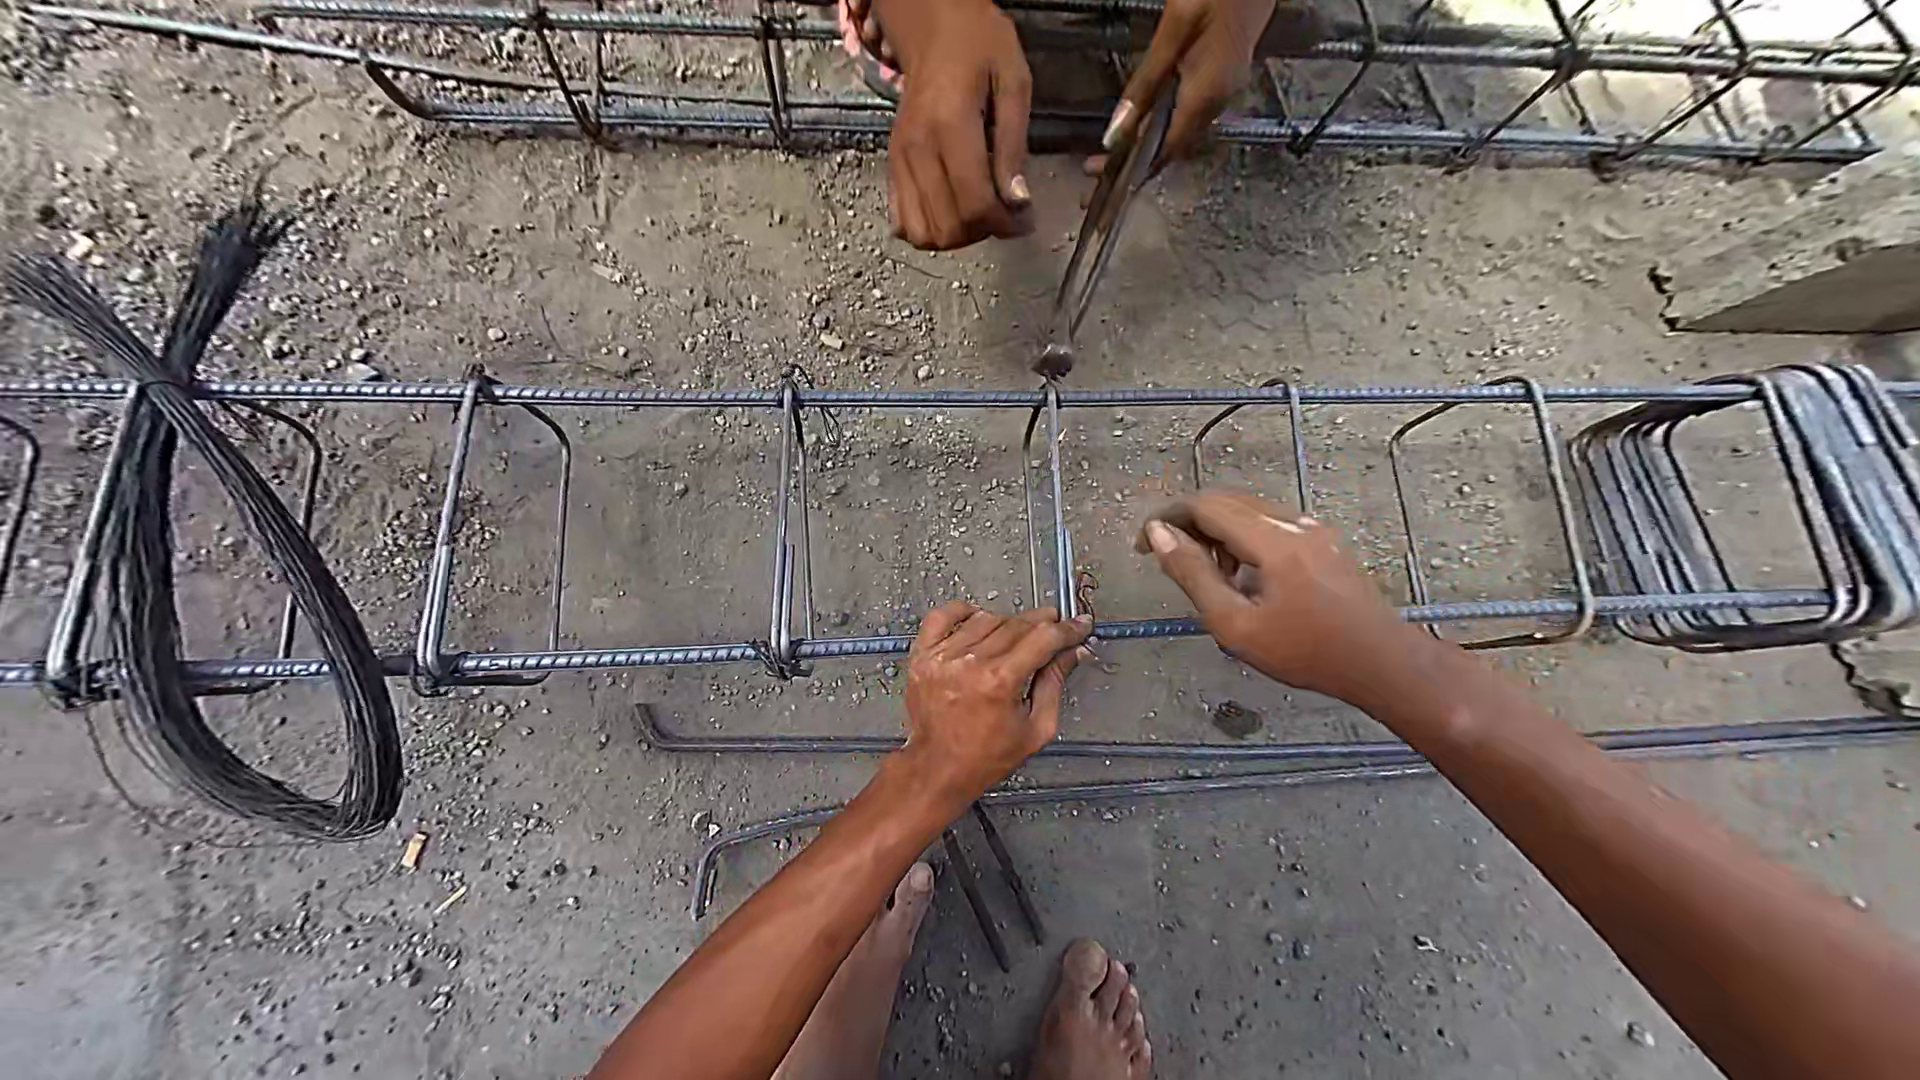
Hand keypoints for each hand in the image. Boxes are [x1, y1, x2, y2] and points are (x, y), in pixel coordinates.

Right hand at [873, 0, 1032, 249]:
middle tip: (1002, 215)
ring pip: (927, 234)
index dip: (1003, 224)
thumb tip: (1017, 202)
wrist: (931, 28)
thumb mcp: (1013, 82)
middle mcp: (919, 149)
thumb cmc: (978, 46)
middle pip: (951, 226)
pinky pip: (905, 224)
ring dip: (957, 238)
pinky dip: (929, 232)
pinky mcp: (892, 169)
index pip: (975, 203)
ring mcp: (901, 162)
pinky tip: (950, 215)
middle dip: (983, 232)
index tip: (1023, 221)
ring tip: (977, 216)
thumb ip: (1014, 146)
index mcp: (950, 125)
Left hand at [901, 602, 1091, 802]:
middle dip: (1043, 623)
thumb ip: (1054, 684)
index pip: (1043, 638)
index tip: (1078, 625)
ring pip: (986, 617)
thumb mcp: (1036, 728)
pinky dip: (962, 612)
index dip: (1067, 629)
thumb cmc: (985, 756)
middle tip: (1055, 627)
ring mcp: (943, 657)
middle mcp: (969, 663)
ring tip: (1015, 637)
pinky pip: (942, 616)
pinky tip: (976, 619)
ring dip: (1007, 622)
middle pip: (1017, 624)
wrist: (938, 768)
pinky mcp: (923, 656)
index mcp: (999, 682)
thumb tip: (1072, 653)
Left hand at [1104, 0, 1277, 159]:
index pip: (1165, 152)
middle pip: (1173, 147)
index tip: (1101, 168)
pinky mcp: (1227, 76)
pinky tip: (1150, 111)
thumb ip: (1144, 84)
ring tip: (1121, 139)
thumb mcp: (1173, 30)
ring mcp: (1226, 89)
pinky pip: (1192, 112)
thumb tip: (1115, 134)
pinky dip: (1167, 120)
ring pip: (1183, 132)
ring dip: (1152, 140)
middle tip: (1101, 158)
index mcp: (1206, 96)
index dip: (1132, 166)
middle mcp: (1219, 101)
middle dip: (1137, 158)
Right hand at [1135, 490, 1417, 702]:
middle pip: (1225, 502)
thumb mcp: (1235, 623)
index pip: (1204, 506)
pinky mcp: (1323, 541)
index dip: (1166, 518)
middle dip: (1187, 523)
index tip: (1143, 544)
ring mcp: (1312, 529)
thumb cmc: (1306, 652)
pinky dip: (1240, 539)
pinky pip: (1269, 524)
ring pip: (1247, 511)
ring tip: (1203, 574)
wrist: (1384, 664)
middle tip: (1165, 557)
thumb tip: (1158, 534)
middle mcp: (1293, 523)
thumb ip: (1193, 574)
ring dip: (1214, 532)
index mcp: (1271, 540)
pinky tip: (1241, 575)